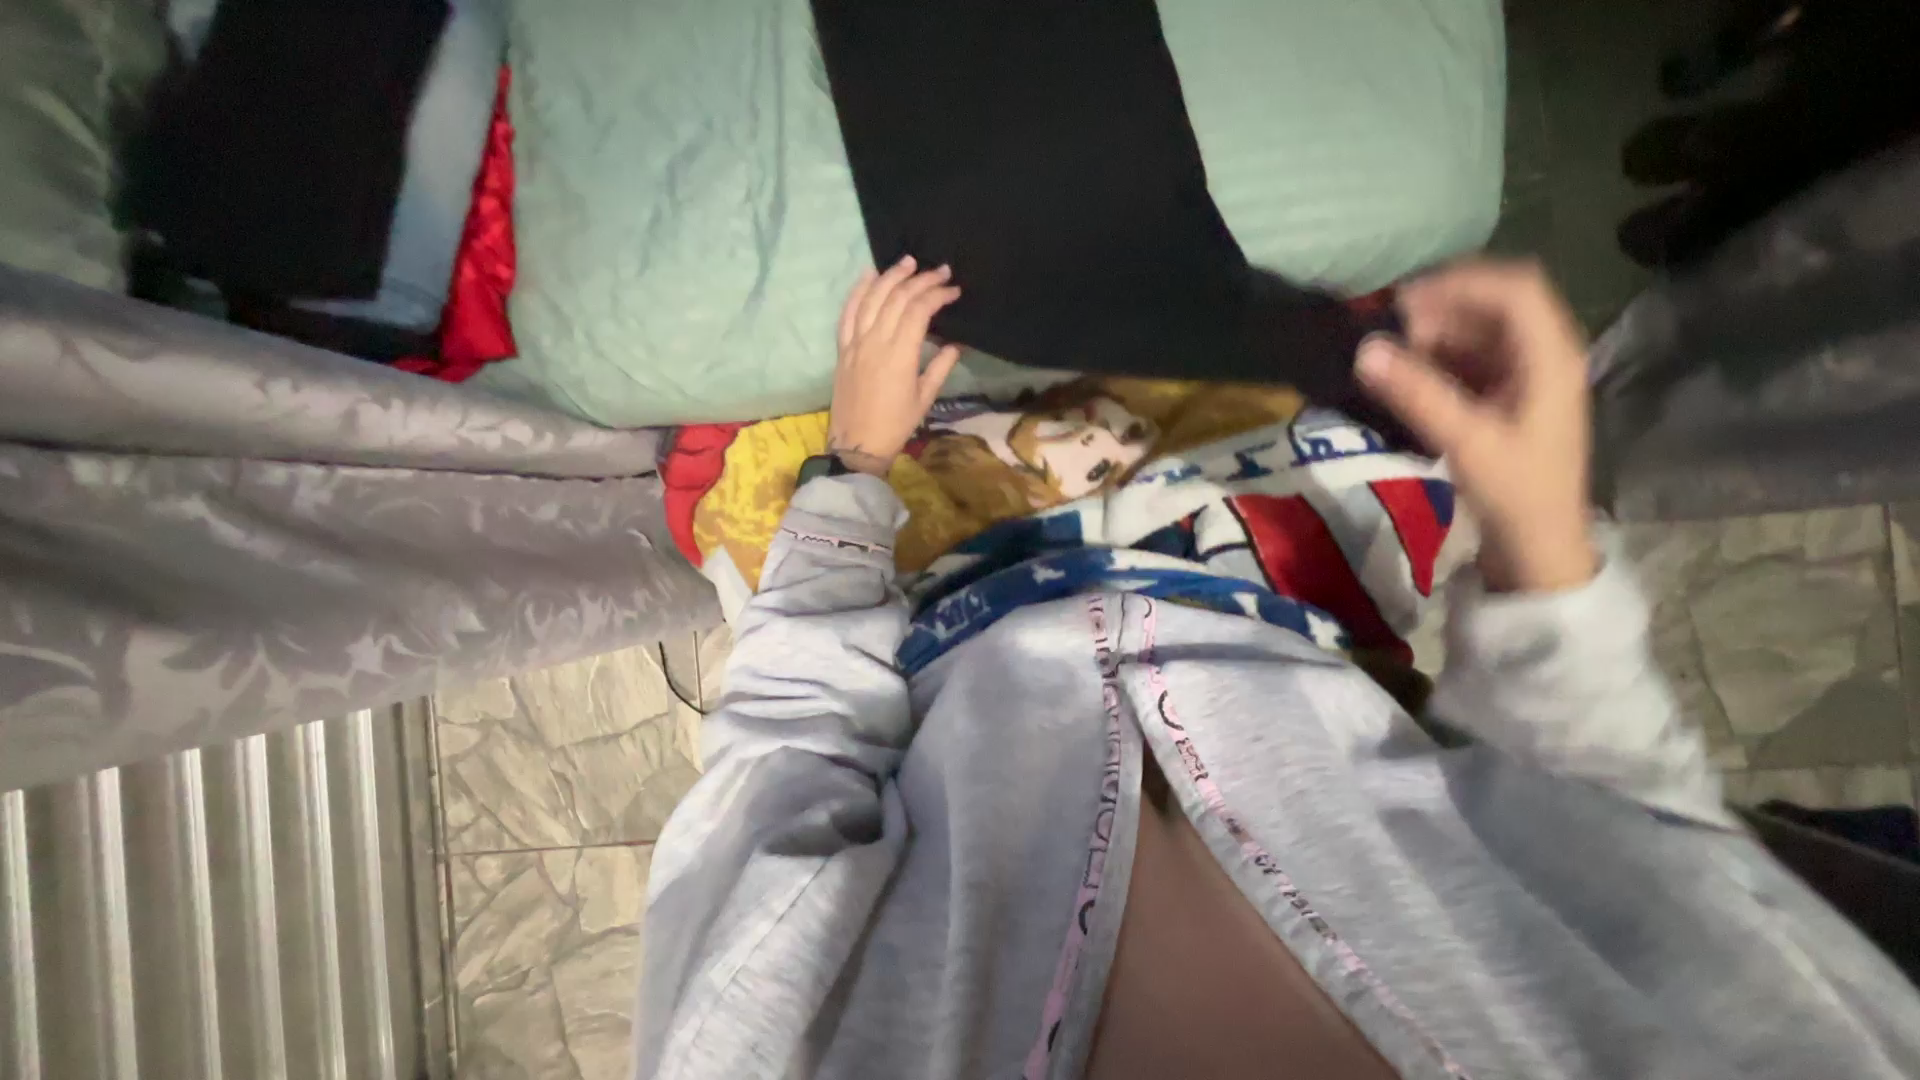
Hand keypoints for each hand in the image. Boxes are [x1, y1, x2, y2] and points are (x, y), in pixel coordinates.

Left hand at [827, 256, 964, 474]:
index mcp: (900, 354)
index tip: (954, 290)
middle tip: (940, 271)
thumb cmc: (895, 425)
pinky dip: (858, 290)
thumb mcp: (924, 398)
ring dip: (891, 276)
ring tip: (908, 263)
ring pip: (872, 298)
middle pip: (897, 298)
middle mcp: (875, 341)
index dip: (938, 295)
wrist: (856, 444)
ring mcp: (855, 343)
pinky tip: (869, 275)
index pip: (919, 310)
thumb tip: (955, 345)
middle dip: (920, 280)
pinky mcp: (842, 349)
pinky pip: (848, 312)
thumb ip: (940, 367)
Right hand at [1355, 259, 1597, 592]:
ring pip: (1475, 331)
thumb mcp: (1464, 441)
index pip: (1512, 288)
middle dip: (1437, 310)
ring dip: (1430, 335)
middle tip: (1386, 333)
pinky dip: (1432, 359)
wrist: (1537, 547)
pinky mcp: (1503, 396)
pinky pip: (1466, 359)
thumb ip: (1415, 393)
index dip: (1458, 284)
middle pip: (1491, 304)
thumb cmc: (1514, 493)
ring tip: (1387, 355)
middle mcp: (1543, 354)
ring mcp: (1524, 375)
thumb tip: (1364, 350)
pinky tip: (1402, 376)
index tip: (1401, 303)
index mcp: (1551, 356)